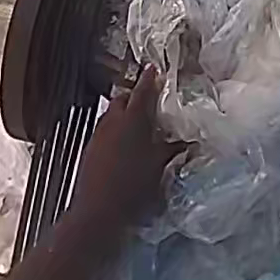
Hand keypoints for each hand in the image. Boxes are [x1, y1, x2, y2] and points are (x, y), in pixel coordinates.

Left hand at [60, 67, 177, 253]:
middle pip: (122, 98)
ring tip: (137, 123)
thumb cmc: (134, 186)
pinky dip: (114, 130)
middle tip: (147, 101)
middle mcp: (112, 121)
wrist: (98, 210)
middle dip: (133, 96)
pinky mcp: (90, 148)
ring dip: (122, 113)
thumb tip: (189, 141)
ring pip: (111, 114)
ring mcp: (98, 134)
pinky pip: (104, 130)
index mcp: (133, 119)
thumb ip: (173, 149)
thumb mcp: (159, 166)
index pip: (142, 92)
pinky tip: (122, 144)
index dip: (149, 79)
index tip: (154, 69)